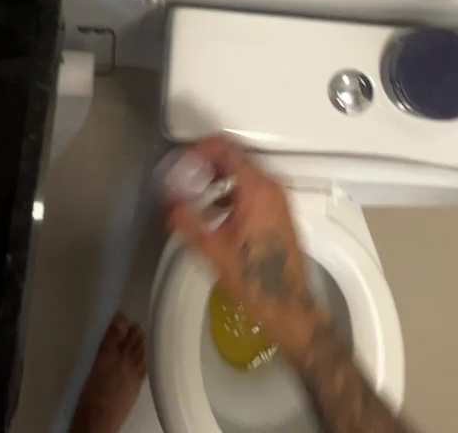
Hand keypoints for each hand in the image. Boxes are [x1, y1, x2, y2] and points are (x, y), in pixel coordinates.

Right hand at [163, 136, 323, 354]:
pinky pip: (251, 184)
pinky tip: (214, 208)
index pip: (224, 148)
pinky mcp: (280, 208)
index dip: (197, 150)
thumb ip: (186, 218)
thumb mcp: (213, 249)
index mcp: (257, 189)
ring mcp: (279, 196)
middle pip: (233, 156)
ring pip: (242, 169)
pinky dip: (230, 188)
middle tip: (183, 178)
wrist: (289, 308)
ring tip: (194, 194)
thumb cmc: (256, 281)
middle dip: (204, 164)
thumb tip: (168, 197)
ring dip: (216, 177)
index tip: (181, 163)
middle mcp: (272, 186)